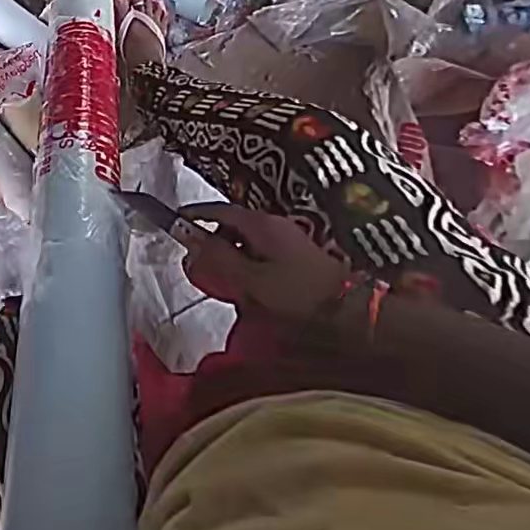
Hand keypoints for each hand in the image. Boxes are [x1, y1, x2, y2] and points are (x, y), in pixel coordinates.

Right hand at [173, 203, 351, 321]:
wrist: (355, 318)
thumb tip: (186, 235)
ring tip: (220, 278)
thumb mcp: (249, 279)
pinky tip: (245, 287)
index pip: (219, 210)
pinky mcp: (298, 259)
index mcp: (261, 225)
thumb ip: (216, 257)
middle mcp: (276, 226)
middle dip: (211, 239)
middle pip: (232, 225)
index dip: (195, 214)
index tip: (174, 221)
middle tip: (196, 259)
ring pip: (246, 241)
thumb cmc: (299, 296)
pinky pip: (260, 254)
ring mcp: (289, 242)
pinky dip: (245, 264)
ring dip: (229, 254)